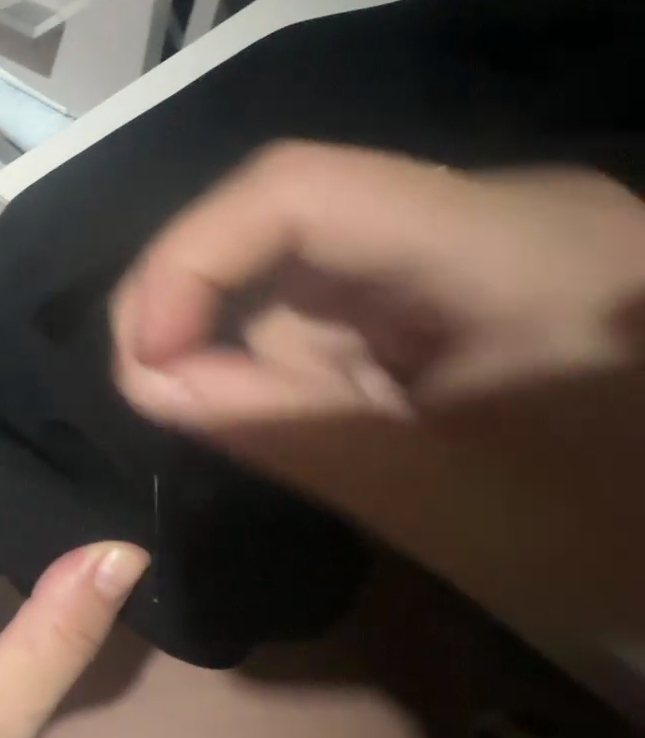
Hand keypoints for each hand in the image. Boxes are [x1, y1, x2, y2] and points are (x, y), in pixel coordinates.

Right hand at [109, 141, 644, 637]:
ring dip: (281, 366)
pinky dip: (314, 368)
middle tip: (205, 418)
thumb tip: (140, 381)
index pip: (297, 191)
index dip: (188, 261)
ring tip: (359, 447)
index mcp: (517, 246)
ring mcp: (482, 239)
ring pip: (299, 278)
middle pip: (283, 236)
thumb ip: (277, 427)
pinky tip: (374, 423)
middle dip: (221, 331)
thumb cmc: (626, 547)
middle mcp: (494, 211)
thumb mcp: (438, 499)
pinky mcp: (467, 275)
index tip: (146, 362)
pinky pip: (337, 301)